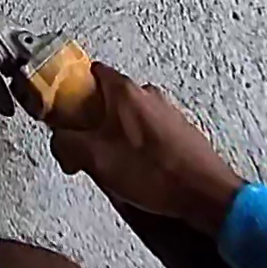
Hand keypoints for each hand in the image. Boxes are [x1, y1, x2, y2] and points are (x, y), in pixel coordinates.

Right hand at [48, 63, 244, 234]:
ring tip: (118, 162)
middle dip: (97, 115)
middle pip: (111, 95)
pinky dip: (143, 144)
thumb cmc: (155, 172)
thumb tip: (58, 143)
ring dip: (121, 131)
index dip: (76, 86)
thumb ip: (66, 145)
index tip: (68, 104)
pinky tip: (142, 170)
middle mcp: (147, 93)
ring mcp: (168, 112)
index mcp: (124, 89)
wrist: (207, 196)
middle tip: (90, 140)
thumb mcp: (95, 159)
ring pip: (133, 114)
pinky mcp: (183, 133)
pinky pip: (152, 131)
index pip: (92, 71)